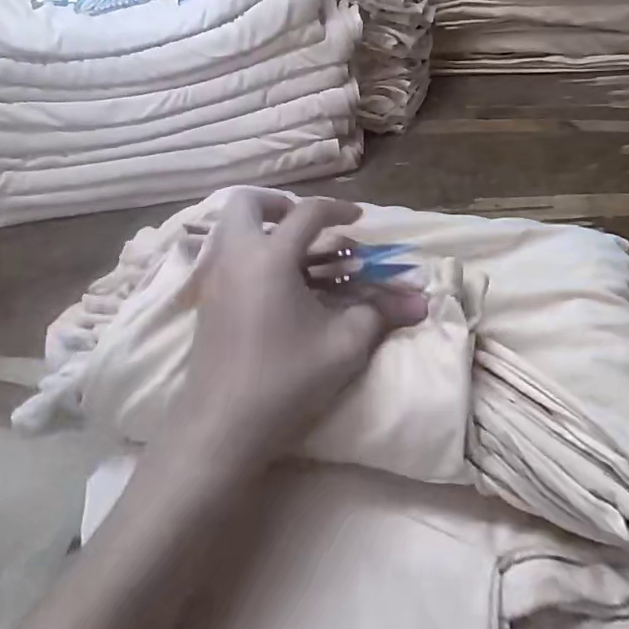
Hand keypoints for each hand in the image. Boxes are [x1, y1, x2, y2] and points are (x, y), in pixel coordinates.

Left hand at [159, 191, 427, 475]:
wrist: (222, 424)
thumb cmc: (285, 380)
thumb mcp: (343, 346)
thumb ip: (379, 313)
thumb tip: (421, 303)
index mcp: (269, 257)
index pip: (306, 214)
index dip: (337, 209)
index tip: (359, 218)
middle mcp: (235, 256)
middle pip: (246, 203)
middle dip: (279, 204)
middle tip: (310, 227)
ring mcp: (214, 278)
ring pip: (232, 229)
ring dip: (264, 229)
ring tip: (300, 258)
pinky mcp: (207, 300)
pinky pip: (228, 257)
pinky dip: (252, 254)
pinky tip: (280, 288)